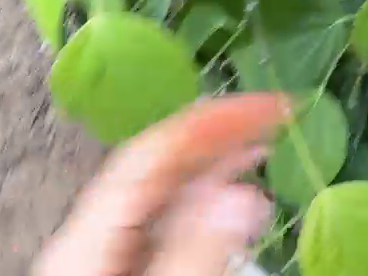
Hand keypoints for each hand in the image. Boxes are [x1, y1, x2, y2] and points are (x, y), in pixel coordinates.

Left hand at [36, 94, 288, 275]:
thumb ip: (195, 256)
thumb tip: (245, 193)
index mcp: (92, 236)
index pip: (158, 151)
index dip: (214, 120)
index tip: (270, 108)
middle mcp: (93, 235)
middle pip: (159, 165)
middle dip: (218, 135)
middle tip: (275, 120)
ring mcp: (101, 256)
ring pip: (160, 193)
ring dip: (212, 165)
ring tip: (260, 150)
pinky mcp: (116, 273)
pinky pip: (160, 221)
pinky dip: (200, 203)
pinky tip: (227, 208)